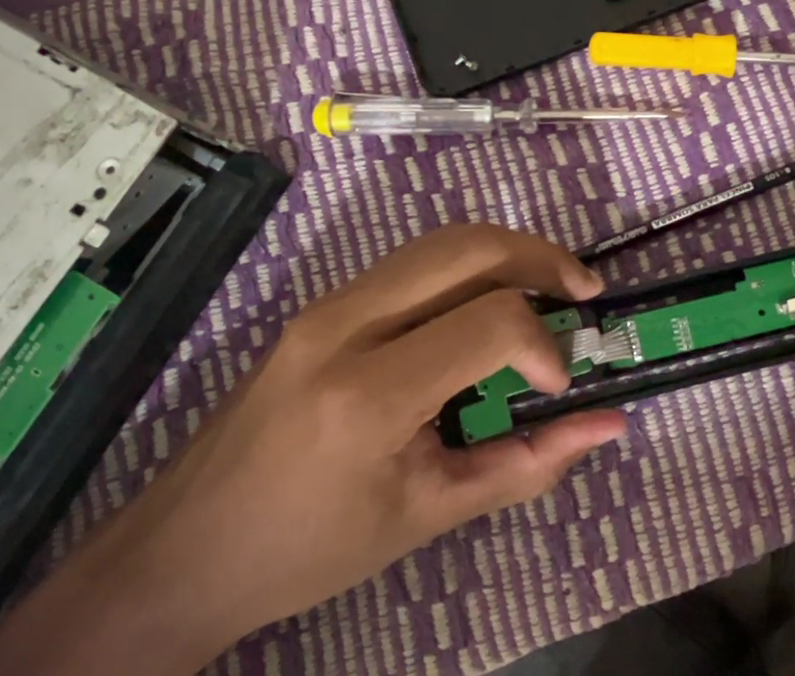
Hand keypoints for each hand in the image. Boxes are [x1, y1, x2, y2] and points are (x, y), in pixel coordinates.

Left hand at [0, 225, 626, 675]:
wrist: (185, 551)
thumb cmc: (310, 549)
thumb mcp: (429, 514)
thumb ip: (527, 464)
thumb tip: (608, 424)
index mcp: (369, 392)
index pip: (490, 321)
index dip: (544, 345)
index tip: (557, 387)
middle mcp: (344, 324)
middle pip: (466, 247)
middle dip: (540, 257)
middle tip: (584, 292)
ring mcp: (324, 306)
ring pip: (436, 243)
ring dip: (504, 254)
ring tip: (549, 290)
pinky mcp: (318, 307)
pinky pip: (409, 264)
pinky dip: (465, 268)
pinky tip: (486, 306)